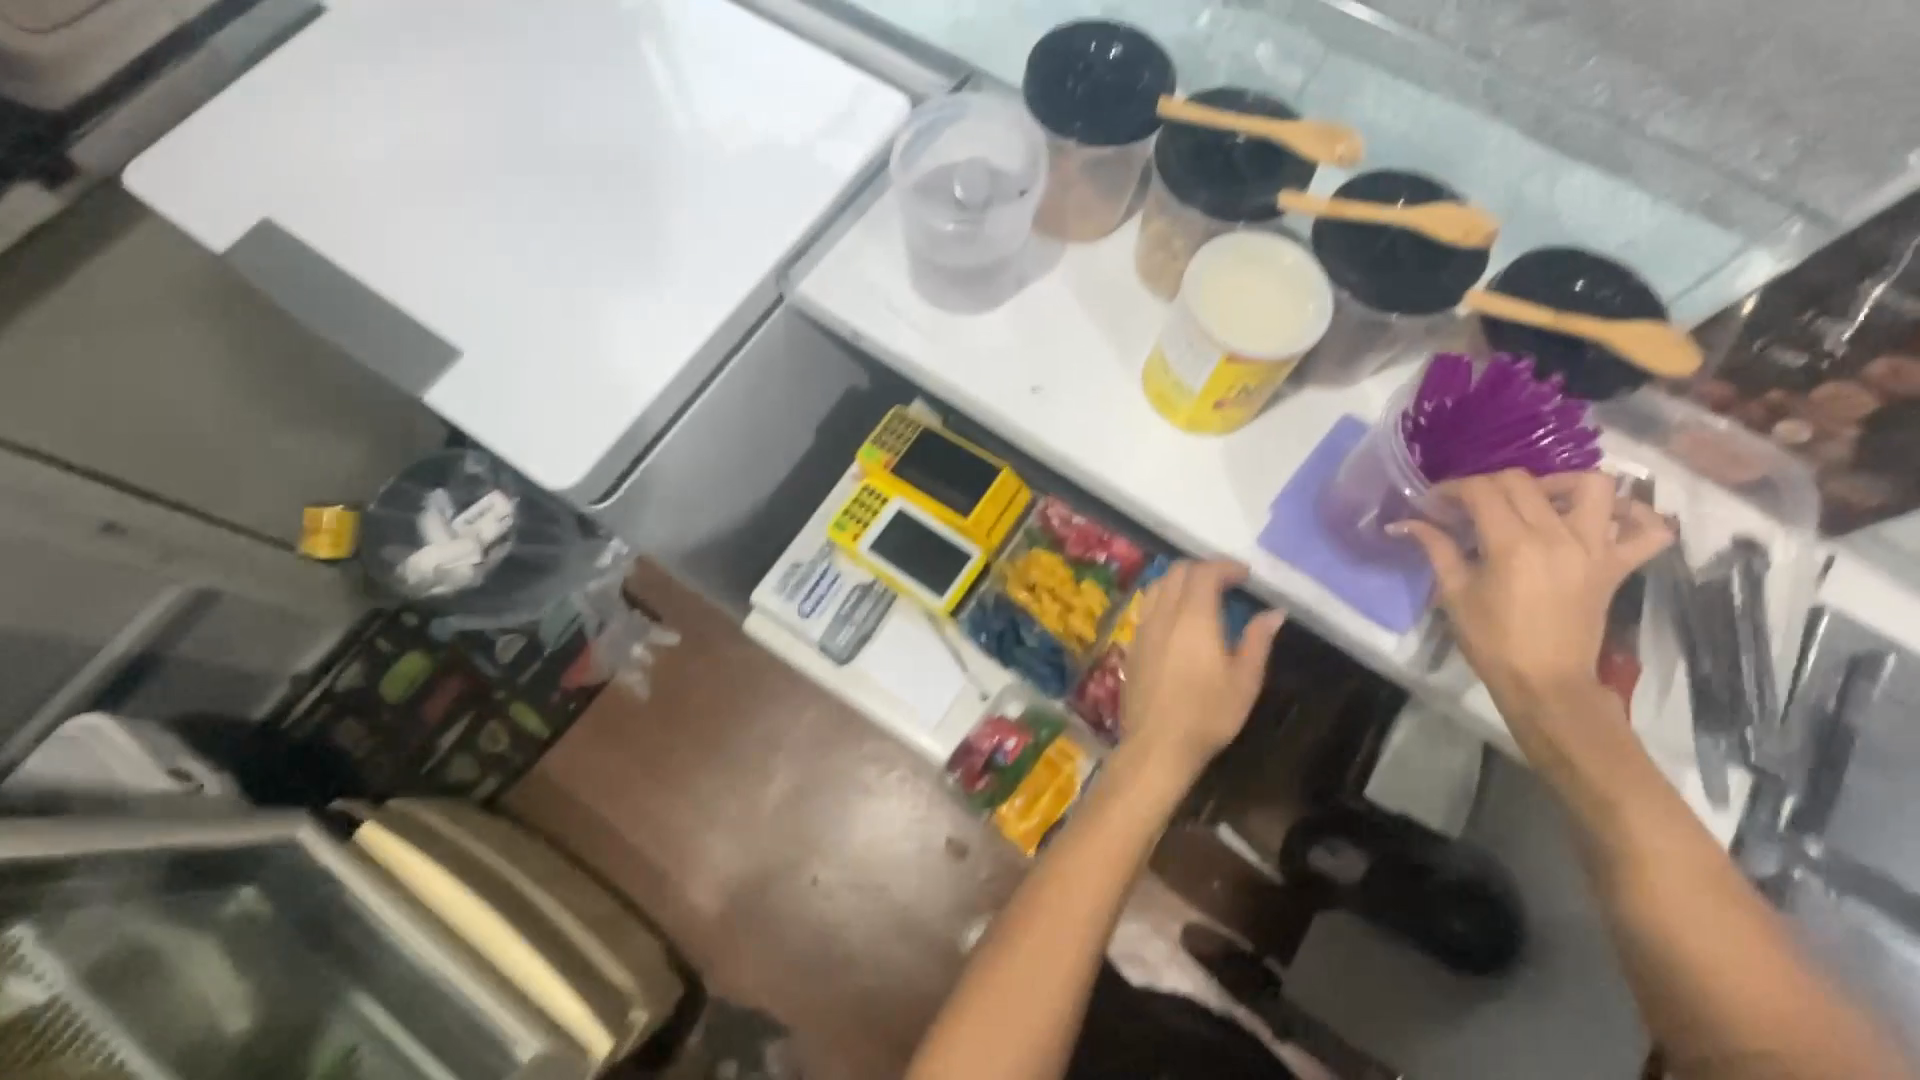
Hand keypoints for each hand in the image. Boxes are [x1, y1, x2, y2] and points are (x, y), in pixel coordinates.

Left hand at [1121, 560, 1286, 780]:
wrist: (1157, 745)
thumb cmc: (1208, 715)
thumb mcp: (1245, 681)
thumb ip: (1257, 641)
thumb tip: (1273, 613)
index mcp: (1193, 618)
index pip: (1204, 573)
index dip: (1225, 567)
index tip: (1245, 575)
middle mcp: (1163, 615)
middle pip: (1177, 572)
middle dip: (1203, 569)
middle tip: (1226, 582)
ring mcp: (1142, 629)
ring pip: (1157, 586)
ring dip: (1180, 581)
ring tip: (1202, 596)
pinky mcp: (1132, 646)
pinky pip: (1147, 607)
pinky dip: (1164, 599)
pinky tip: (1177, 619)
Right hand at [1394, 470, 1671, 733]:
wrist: (1545, 682)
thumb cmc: (1492, 642)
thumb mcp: (1454, 593)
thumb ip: (1436, 548)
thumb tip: (1406, 522)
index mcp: (1512, 544)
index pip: (1481, 491)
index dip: (1452, 489)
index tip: (1435, 503)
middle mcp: (1558, 536)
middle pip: (1523, 482)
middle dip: (1488, 485)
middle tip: (1470, 505)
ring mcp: (1595, 548)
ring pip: (1592, 486)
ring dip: (1561, 483)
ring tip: (1538, 501)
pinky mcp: (1617, 565)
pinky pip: (1649, 530)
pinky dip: (1637, 515)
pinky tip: (1608, 517)